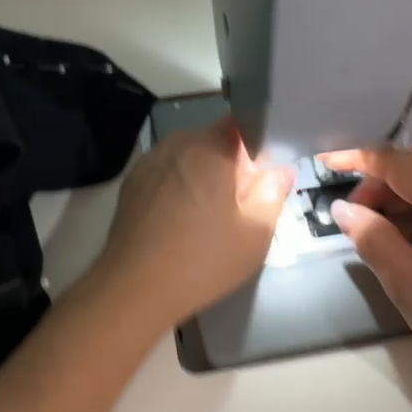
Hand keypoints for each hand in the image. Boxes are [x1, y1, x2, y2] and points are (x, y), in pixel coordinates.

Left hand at [97, 115, 294, 328]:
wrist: (133, 288)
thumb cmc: (202, 260)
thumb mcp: (255, 233)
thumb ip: (272, 193)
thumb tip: (278, 171)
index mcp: (212, 147)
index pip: (242, 123)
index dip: (257, 144)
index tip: (264, 174)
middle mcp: (178, 143)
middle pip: (215, 141)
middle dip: (231, 165)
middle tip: (241, 204)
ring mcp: (151, 161)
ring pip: (189, 157)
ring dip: (203, 176)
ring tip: (208, 217)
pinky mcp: (132, 182)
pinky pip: (166, 173)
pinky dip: (178, 187)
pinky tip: (179, 222)